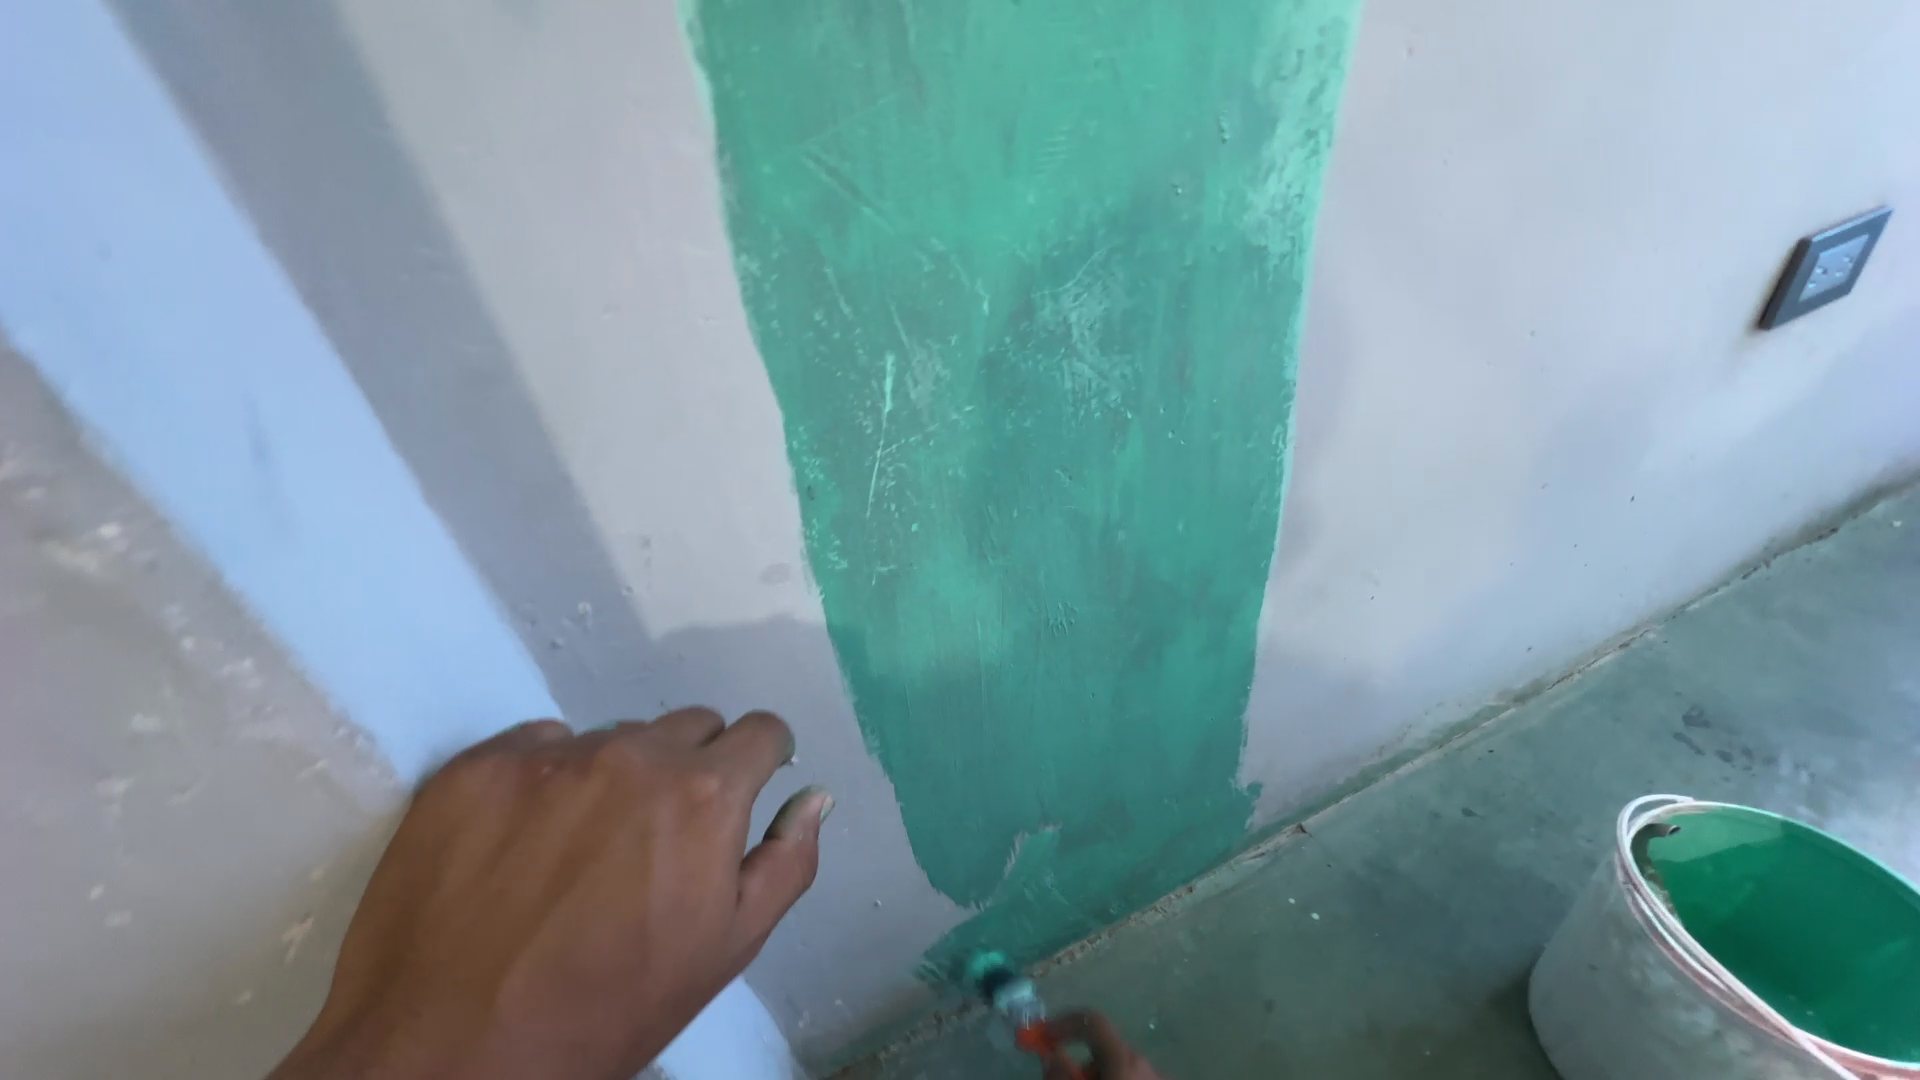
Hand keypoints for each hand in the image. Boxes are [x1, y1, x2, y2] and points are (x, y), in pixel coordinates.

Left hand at [268, 710, 831, 1079]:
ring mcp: (552, 754)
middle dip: (694, 765)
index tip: (744, 788)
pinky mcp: (480, 765)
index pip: (760, 731)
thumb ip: (788, 860)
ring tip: (584, 845)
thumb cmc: (611, 1008)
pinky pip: (542, 743)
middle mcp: (635, 753)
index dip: (760, 760)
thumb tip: (813, 796)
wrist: (446, 1057)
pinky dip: (550, 776)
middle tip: (659, 834)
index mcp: (705, 793)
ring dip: (620, 774)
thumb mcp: (728, 948)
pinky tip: (526, 838)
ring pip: (617, 736)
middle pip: (691, 725)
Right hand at [1044, 1011, 1167, 1079]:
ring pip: (1120, 1065)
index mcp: (1124, 1057)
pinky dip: (1118, 1078)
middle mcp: (1144, 1060)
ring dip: (1100, 1074)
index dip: (1064, 1022)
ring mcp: (1158, 1074)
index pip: (1092, 1020)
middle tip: (1068, 1077)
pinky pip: (1134, 1075)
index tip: (1043, 1035)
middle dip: (1081, 1062)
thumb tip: (1051, 1054)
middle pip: (1105, 1047)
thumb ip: (1061, 1074)